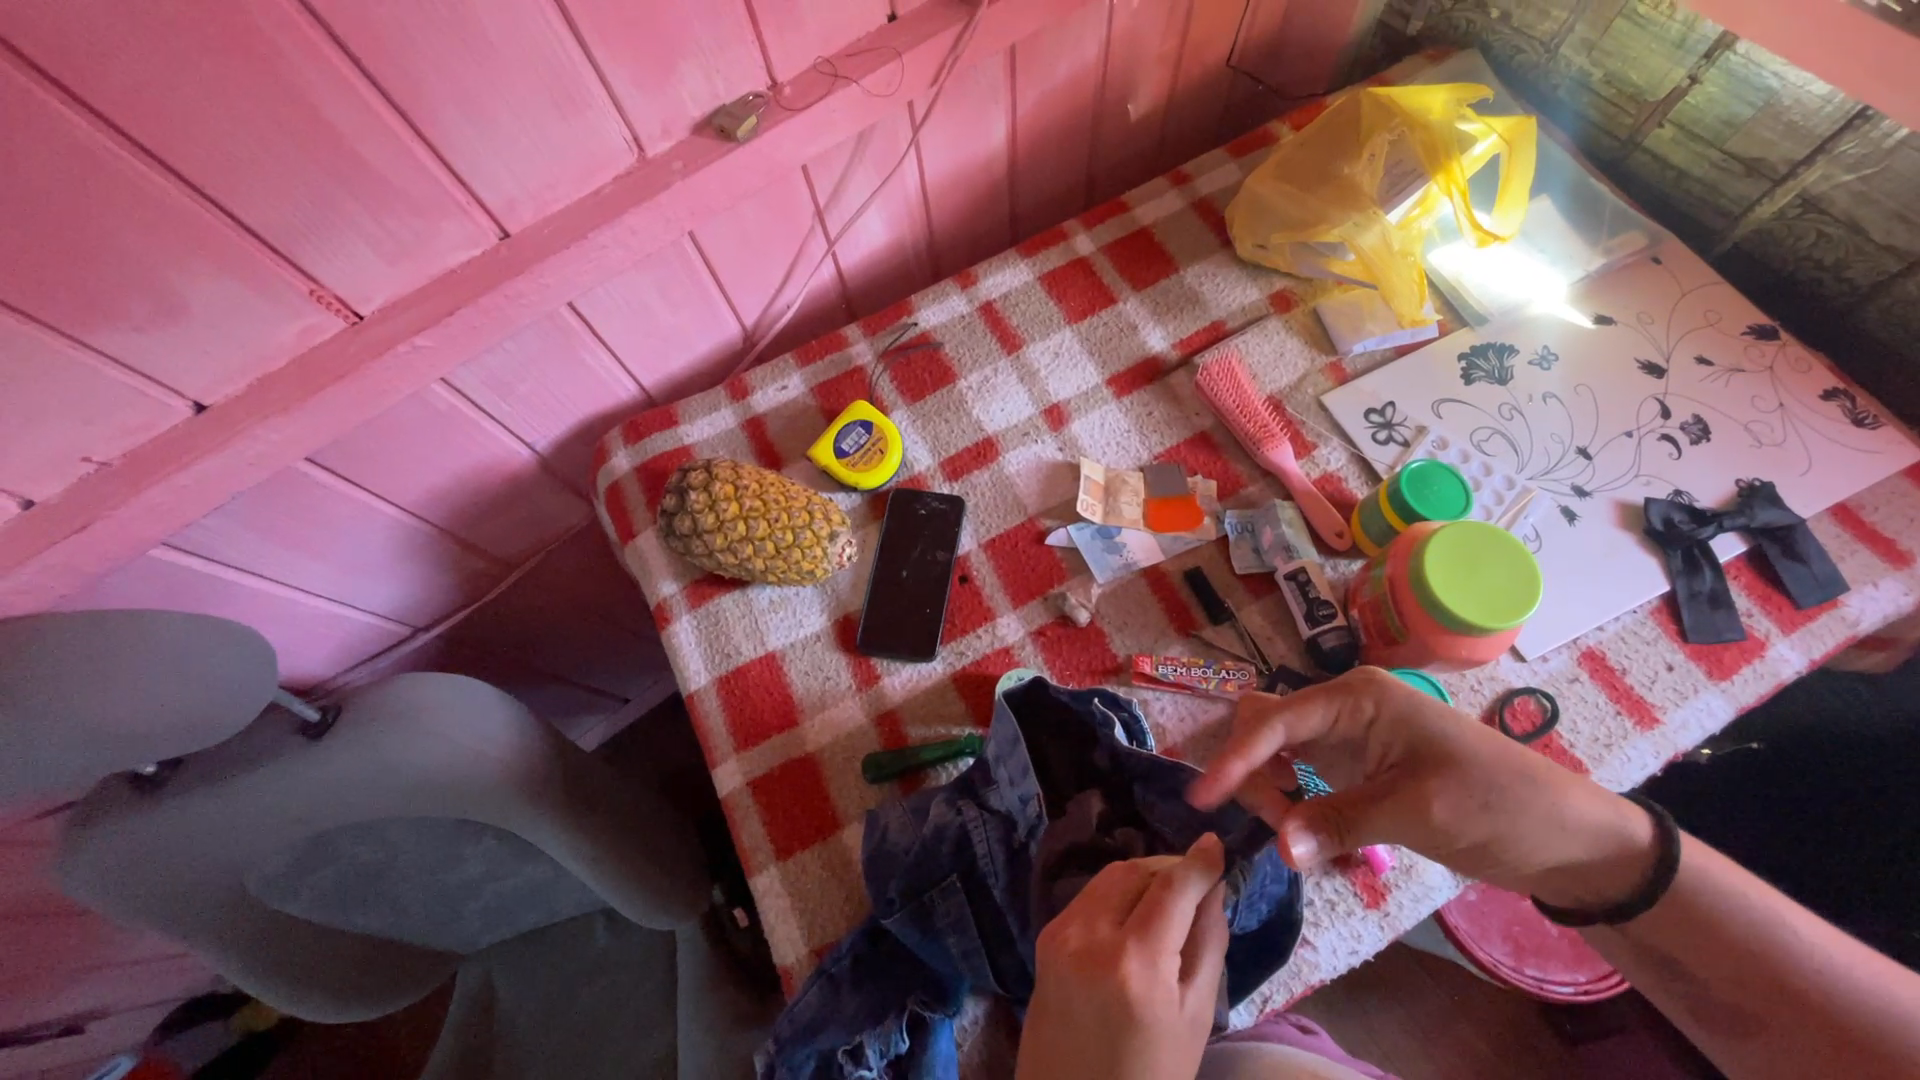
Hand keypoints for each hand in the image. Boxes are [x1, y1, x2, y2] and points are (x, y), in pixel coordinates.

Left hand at [1015, 835, 1228, 1079]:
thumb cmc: (1150, 1076)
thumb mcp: (1195, 1017)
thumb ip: (1207, 943)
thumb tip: (1213, 885)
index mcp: (1136, 963)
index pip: (1171, 887)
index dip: (1197, 862)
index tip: (1216, 844)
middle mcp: (1091, 936)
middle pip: (1136, 871)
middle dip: (1169, 868)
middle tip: (1196, 882)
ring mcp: (1061, 933)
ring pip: (1109, 876)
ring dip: (1142, 876)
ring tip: (1169, 898)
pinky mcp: (1044, 938)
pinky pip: (1088, 896)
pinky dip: (1116, 894)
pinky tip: (1134, 916)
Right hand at [1187, 667, 1656, 908]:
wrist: (1569, 837)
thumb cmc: (1498, 804)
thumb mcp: (1417, 811)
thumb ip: (1338, 822)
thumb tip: (1276, 847)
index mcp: (1356, 698)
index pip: (1273, 722)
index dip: (1234, 758)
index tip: (1203, 800)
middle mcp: (1344, 709)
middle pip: (1264, 729)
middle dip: (1256, 776)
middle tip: (1280, 829)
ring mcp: (1350, 739)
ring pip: (1279, 757)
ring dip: (1278, 799)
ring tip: (1308, 846)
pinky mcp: (1358, 770)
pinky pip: (1305, 785)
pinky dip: (1301, 814)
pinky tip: (1325, 849)